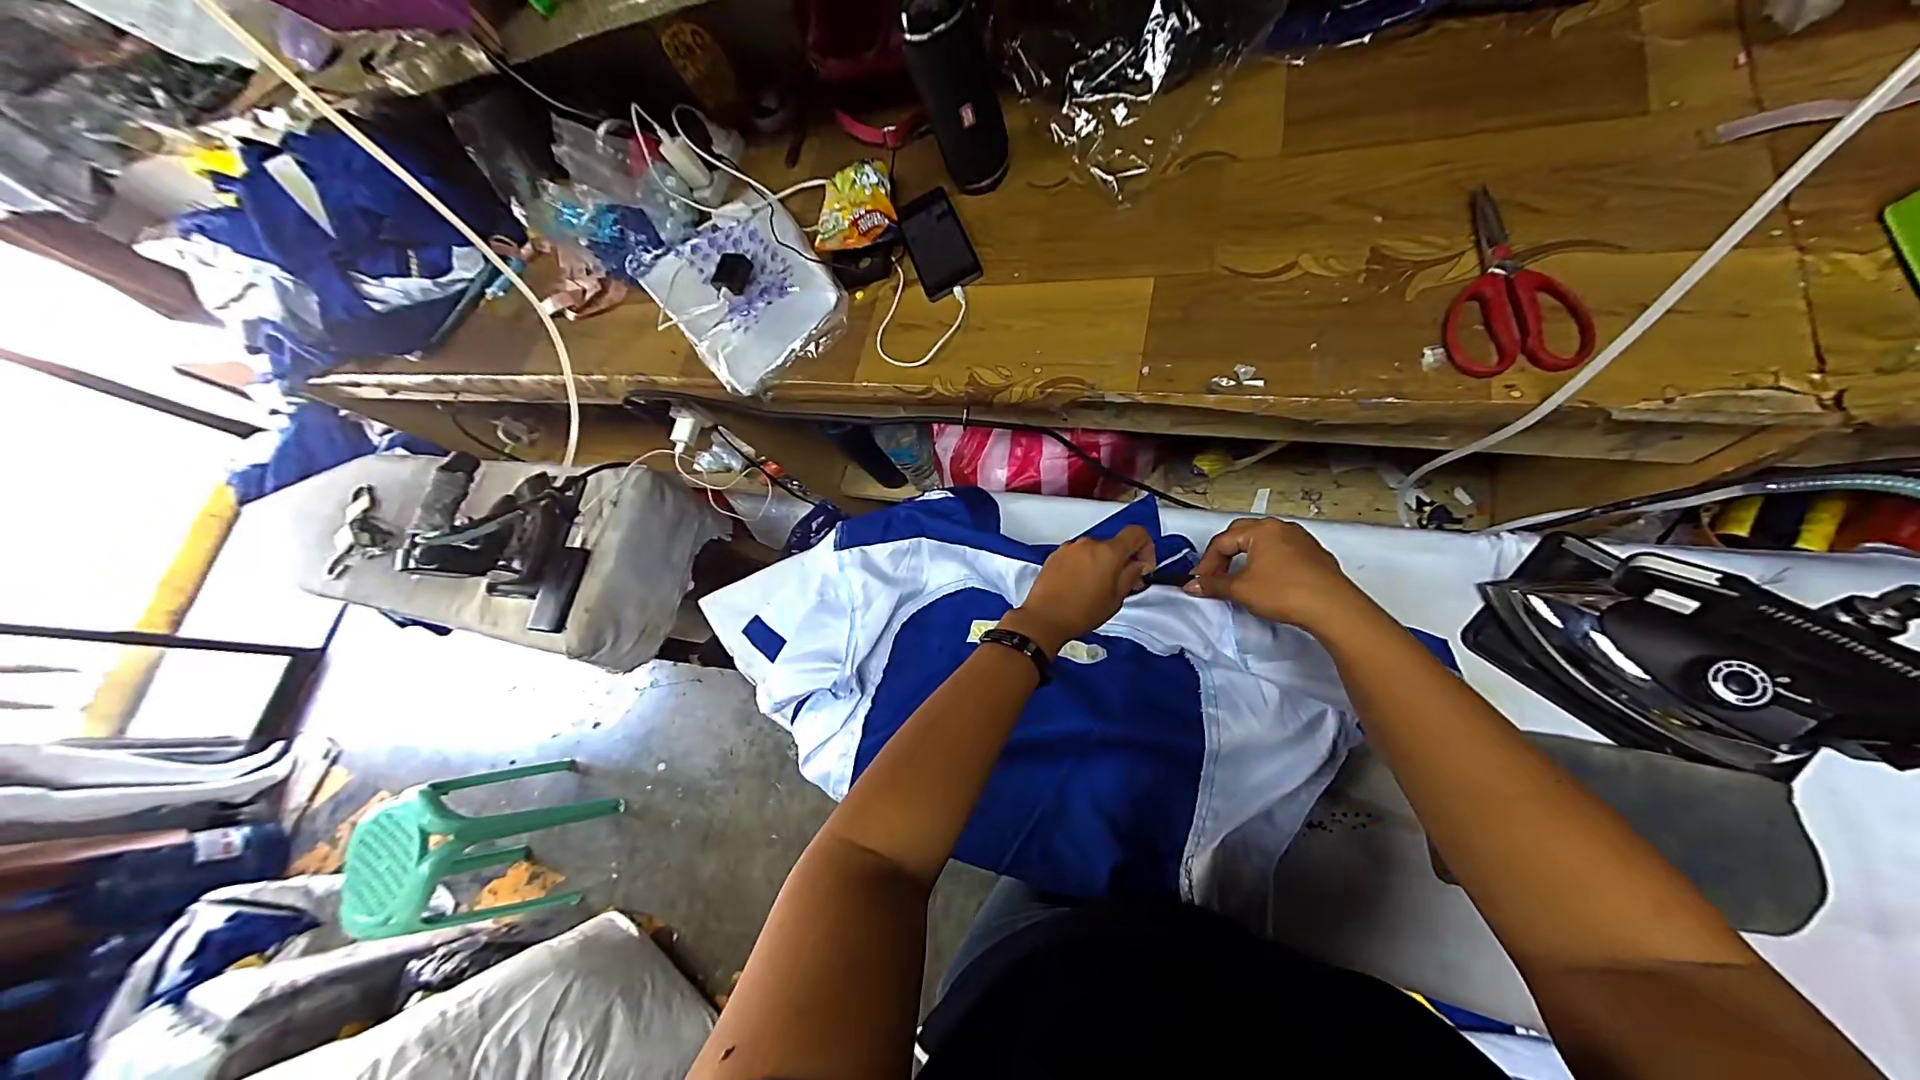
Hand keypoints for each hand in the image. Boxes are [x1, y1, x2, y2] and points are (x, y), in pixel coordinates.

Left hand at [1001, 525, 1155, 654]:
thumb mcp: (1116, 599)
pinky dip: (1083, 565)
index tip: (1143, 566)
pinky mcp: (1055, 555)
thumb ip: (1131, 576)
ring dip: (1100, 563)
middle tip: (1121, 583)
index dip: (1146, 547)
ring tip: (1096, 588)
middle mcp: (1088, 543)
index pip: (1137, 533)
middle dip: (1121, 560)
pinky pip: (1077, 555)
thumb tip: (1138, 564)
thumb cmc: (1082, 612)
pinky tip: (1078, 585)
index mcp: (1109, 551)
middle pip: (1114, 544)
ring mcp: (1069, 548)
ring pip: (1094, 550)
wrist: (1044, 618)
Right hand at [1182, 518, 1369, 630]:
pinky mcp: (1314, 556)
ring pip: (1264, 543)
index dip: (1207, 563)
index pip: (1223, 541)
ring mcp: (1301, 540)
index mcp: (1261, 529)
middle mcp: (1282, 528)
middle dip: (1225, 555)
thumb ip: (1213, 585)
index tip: (1200, 580)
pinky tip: (1266, 583)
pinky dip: (1267, 564)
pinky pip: (1282, 553)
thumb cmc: (1287, 592)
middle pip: (1242, 535)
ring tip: (1239, 580)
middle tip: (1215, 575)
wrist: (1332, 607)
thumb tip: (1194, 585)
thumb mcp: (1241, 590)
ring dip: (1246, 558)